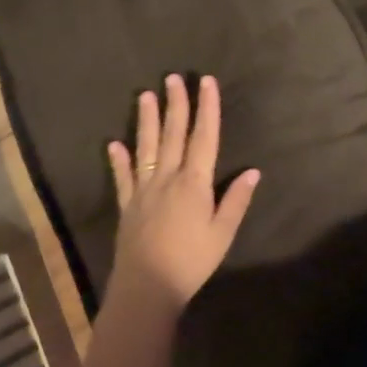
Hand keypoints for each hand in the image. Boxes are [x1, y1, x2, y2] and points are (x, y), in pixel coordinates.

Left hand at [106, 74, 259, 307]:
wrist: (146, 289)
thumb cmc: (191, 261)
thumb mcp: (223, 233)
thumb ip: (236, 200)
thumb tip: (253, 171)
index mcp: (194, 182)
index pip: (204, 136)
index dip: (207, 108)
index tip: (206, 81)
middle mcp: (168, 178)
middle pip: (173, 134)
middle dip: (176, 104)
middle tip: (173, 77)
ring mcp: (144, 190)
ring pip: (147, 148)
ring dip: (147, 121)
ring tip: (145, 96)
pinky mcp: (127, 206)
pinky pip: (122, 178)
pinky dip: (118, 160)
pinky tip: (113, 144)